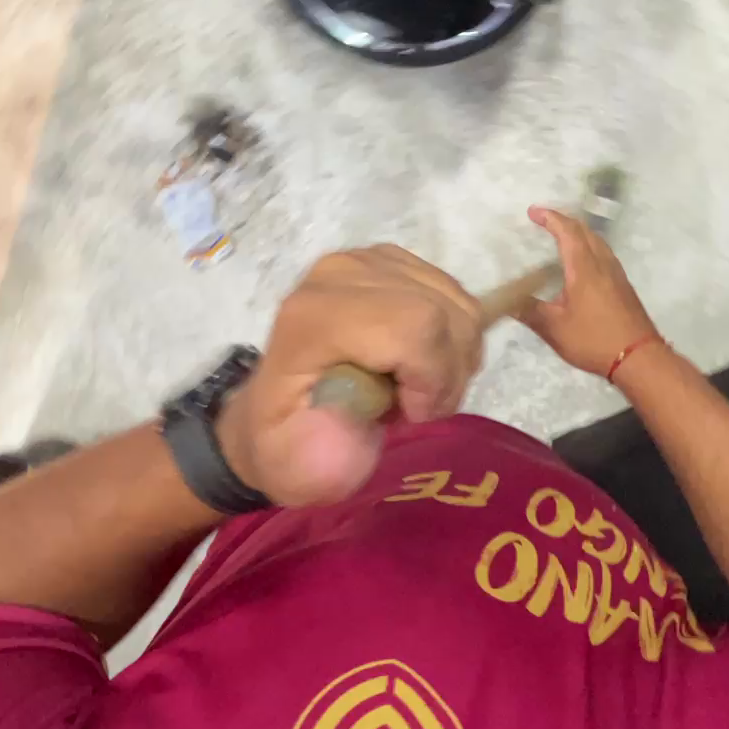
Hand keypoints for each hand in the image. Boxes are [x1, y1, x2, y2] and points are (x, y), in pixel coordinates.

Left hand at [216, 246, 483, 507]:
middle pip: (443, 313)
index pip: (413, 325)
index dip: (432, 376)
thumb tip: (361, 408)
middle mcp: (340, 275)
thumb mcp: (296, 467)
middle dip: (448, 374)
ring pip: (456, 304)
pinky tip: (421, 363)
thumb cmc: (289, 445)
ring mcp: (368, 261)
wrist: (273, 415)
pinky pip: (454, 297)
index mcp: (313, 318)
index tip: (413, 416)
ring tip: (418, 389)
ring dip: (454, 359)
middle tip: (421, 410)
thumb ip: (326, 450)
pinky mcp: (391, 261)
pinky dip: (453, 339)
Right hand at [517, 206, 658, 376]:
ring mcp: (616, 274)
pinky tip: (583, 263)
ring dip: (579, 233)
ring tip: (562, 236)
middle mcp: (602, 264)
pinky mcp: (623, 286)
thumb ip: (529, 311)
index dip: (550, 218)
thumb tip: (506, 300)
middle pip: (585, 231)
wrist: (638, 357)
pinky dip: (589, 247)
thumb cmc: (593, 339)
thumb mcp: (553, 328)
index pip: (567, 232)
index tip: (533, 212)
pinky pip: (604, 254)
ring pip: (598, 242)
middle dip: (564, 221)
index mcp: (583, 268)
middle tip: (545, 220)